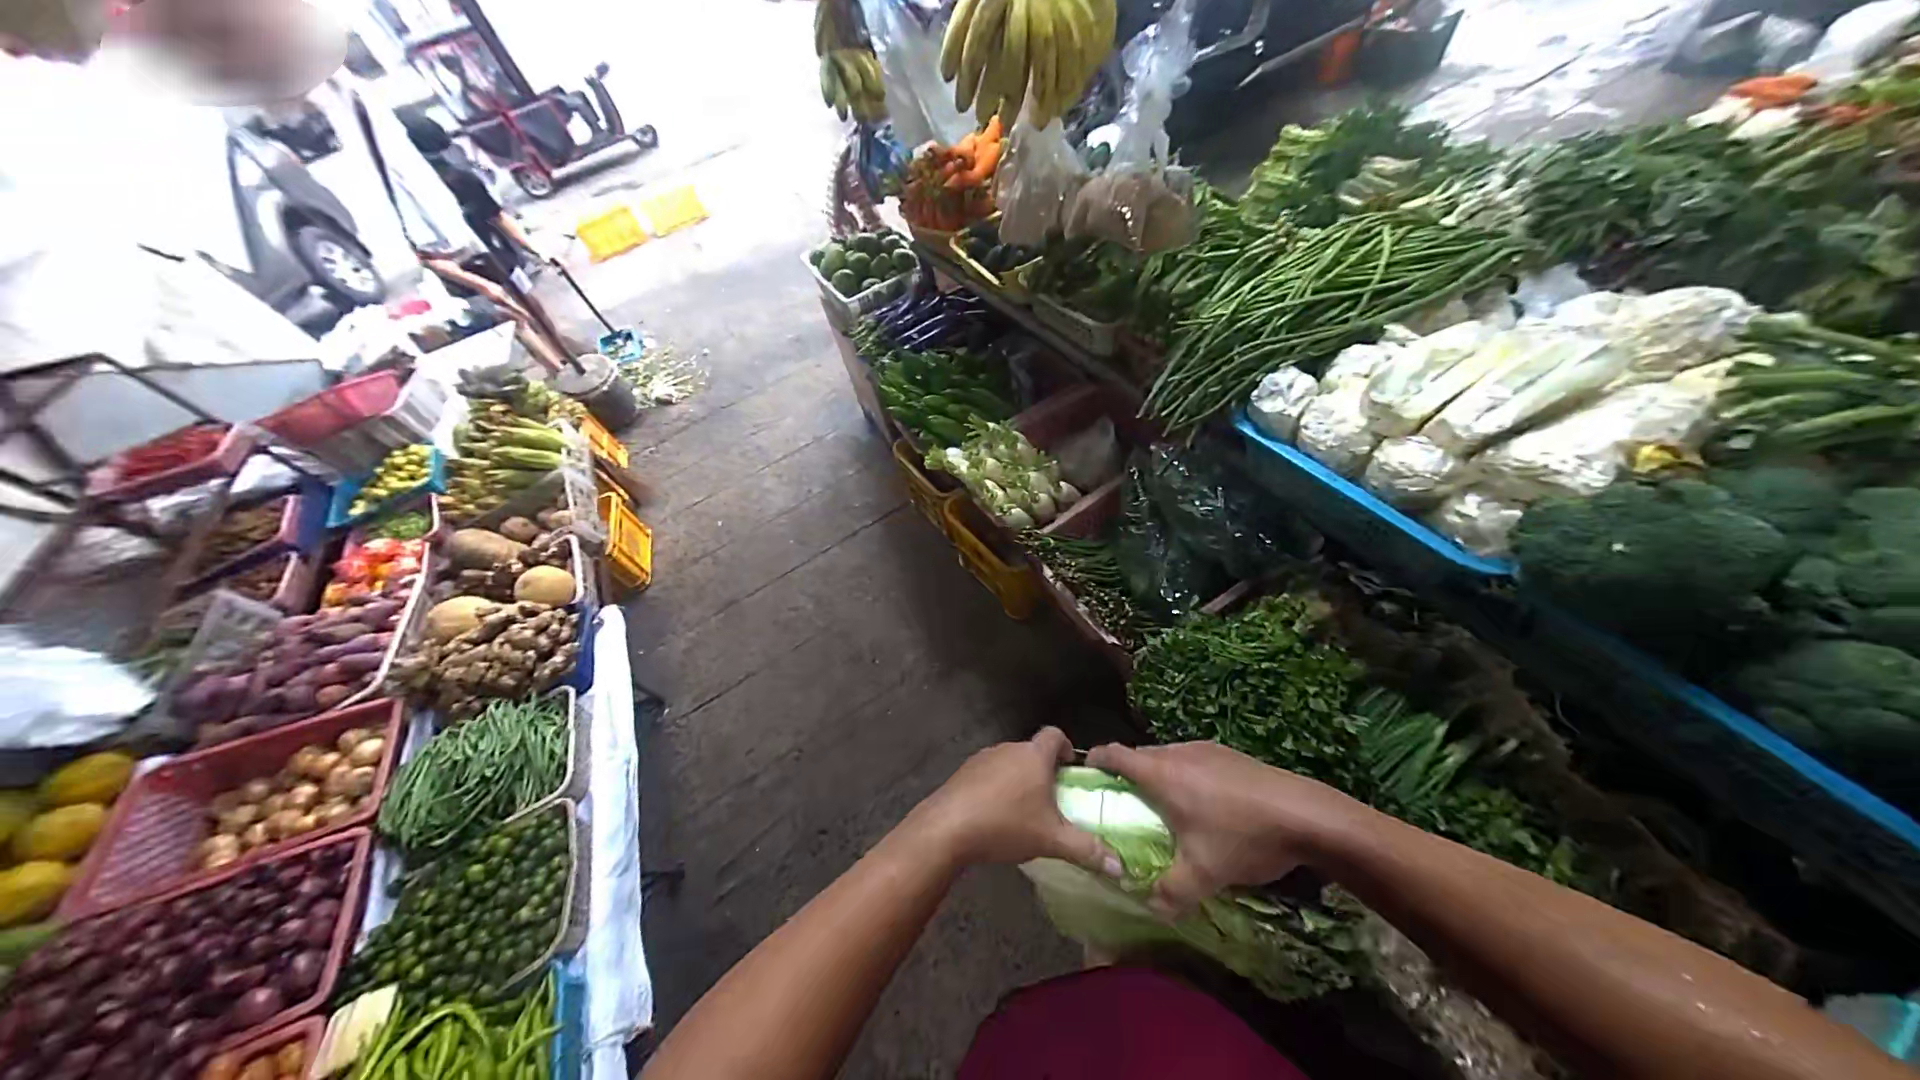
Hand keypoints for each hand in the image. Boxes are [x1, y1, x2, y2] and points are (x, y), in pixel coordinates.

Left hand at [907, 727, 1119, 877]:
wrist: (947, 828)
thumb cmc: (1006, 824)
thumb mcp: (1051, 840)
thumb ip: (1087, 850)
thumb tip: (1121, 867)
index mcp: (1033, 755)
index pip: (1055, 735)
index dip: (1066, 747)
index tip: (1070, 768)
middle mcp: (1008, 748)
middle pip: (1032, 751)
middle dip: (1043, 770)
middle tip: (1052, 799)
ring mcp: (982, 758)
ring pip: (1009, 762)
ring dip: (1018, 779)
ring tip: (1023, 811)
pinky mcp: (962, 773)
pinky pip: (987, 774)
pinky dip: (995, 788)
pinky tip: (994, 816)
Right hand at [1086, 741, 1368, 917]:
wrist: (1308, 815)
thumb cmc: (1243, 836)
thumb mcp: (1204, 873)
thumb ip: (1170, 892)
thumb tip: (1151, 908)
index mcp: (1161, 773)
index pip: (1114, 754)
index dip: (1094, 761)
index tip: (1085, 777)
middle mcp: (1178, 752)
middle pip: (1139, 756)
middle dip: (1126, 776)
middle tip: (1125, 806)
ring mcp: (1207, 749)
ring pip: (1168, 757)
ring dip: (1158, 776)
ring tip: (1165, 808)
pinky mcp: (1230, 754)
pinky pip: (1193, 760)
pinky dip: (1185, 776)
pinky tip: (1205, 806)